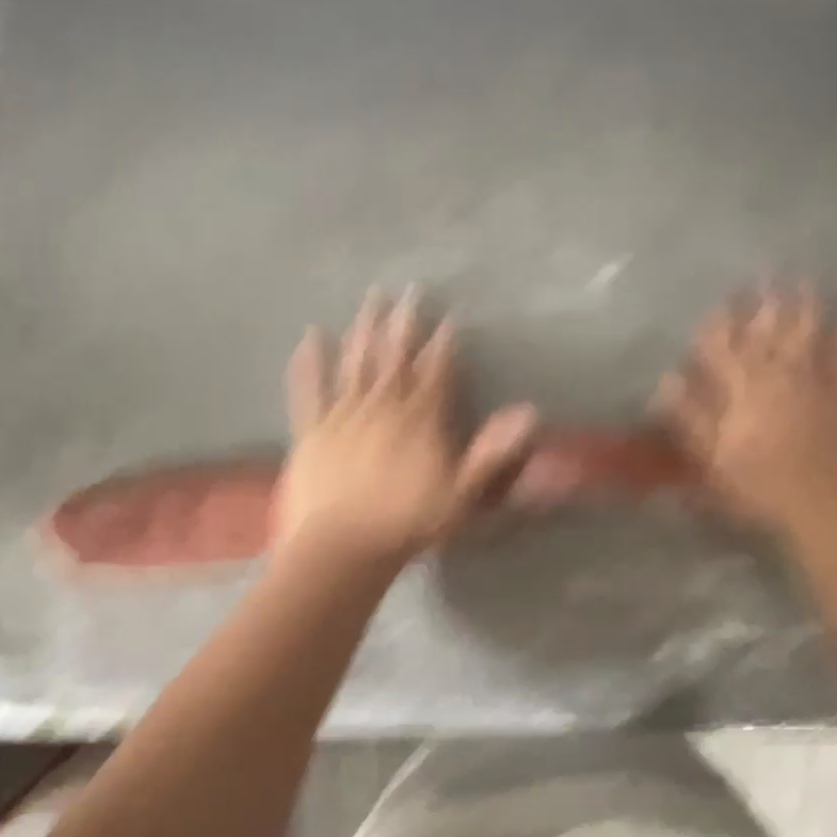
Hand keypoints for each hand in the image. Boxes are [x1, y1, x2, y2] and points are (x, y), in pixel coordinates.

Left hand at [278, 287, 536, 560]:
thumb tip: (528, 413)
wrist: (342, 546)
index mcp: (420, 420)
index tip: (448, 316)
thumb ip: (493, 452)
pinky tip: (310, 335)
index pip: (435, 372)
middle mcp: (382, 406)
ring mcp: (342, 415)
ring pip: (355, 362)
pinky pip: (308, 389)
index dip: (443, 344)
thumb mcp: (463, 493)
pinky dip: (308, 362)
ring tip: (370, 298)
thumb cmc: (409, 523)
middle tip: (407, 289)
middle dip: (403, 322)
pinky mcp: (310, 430)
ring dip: (363, 329)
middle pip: (394, 357)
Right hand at [651, 286, 836, 538]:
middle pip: (765, 334)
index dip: (717, 326)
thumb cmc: (760, 491)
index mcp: (740, 393)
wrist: (824, 508)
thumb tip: (665, 381)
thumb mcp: (713, 460)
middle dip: (761, 304)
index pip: (721, 349)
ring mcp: (812, 384)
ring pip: (805, 336)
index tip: (716, 304)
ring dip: (803, 307)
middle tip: (764, 273)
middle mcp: (776, 378)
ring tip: (803, 280)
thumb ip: (690, 418)